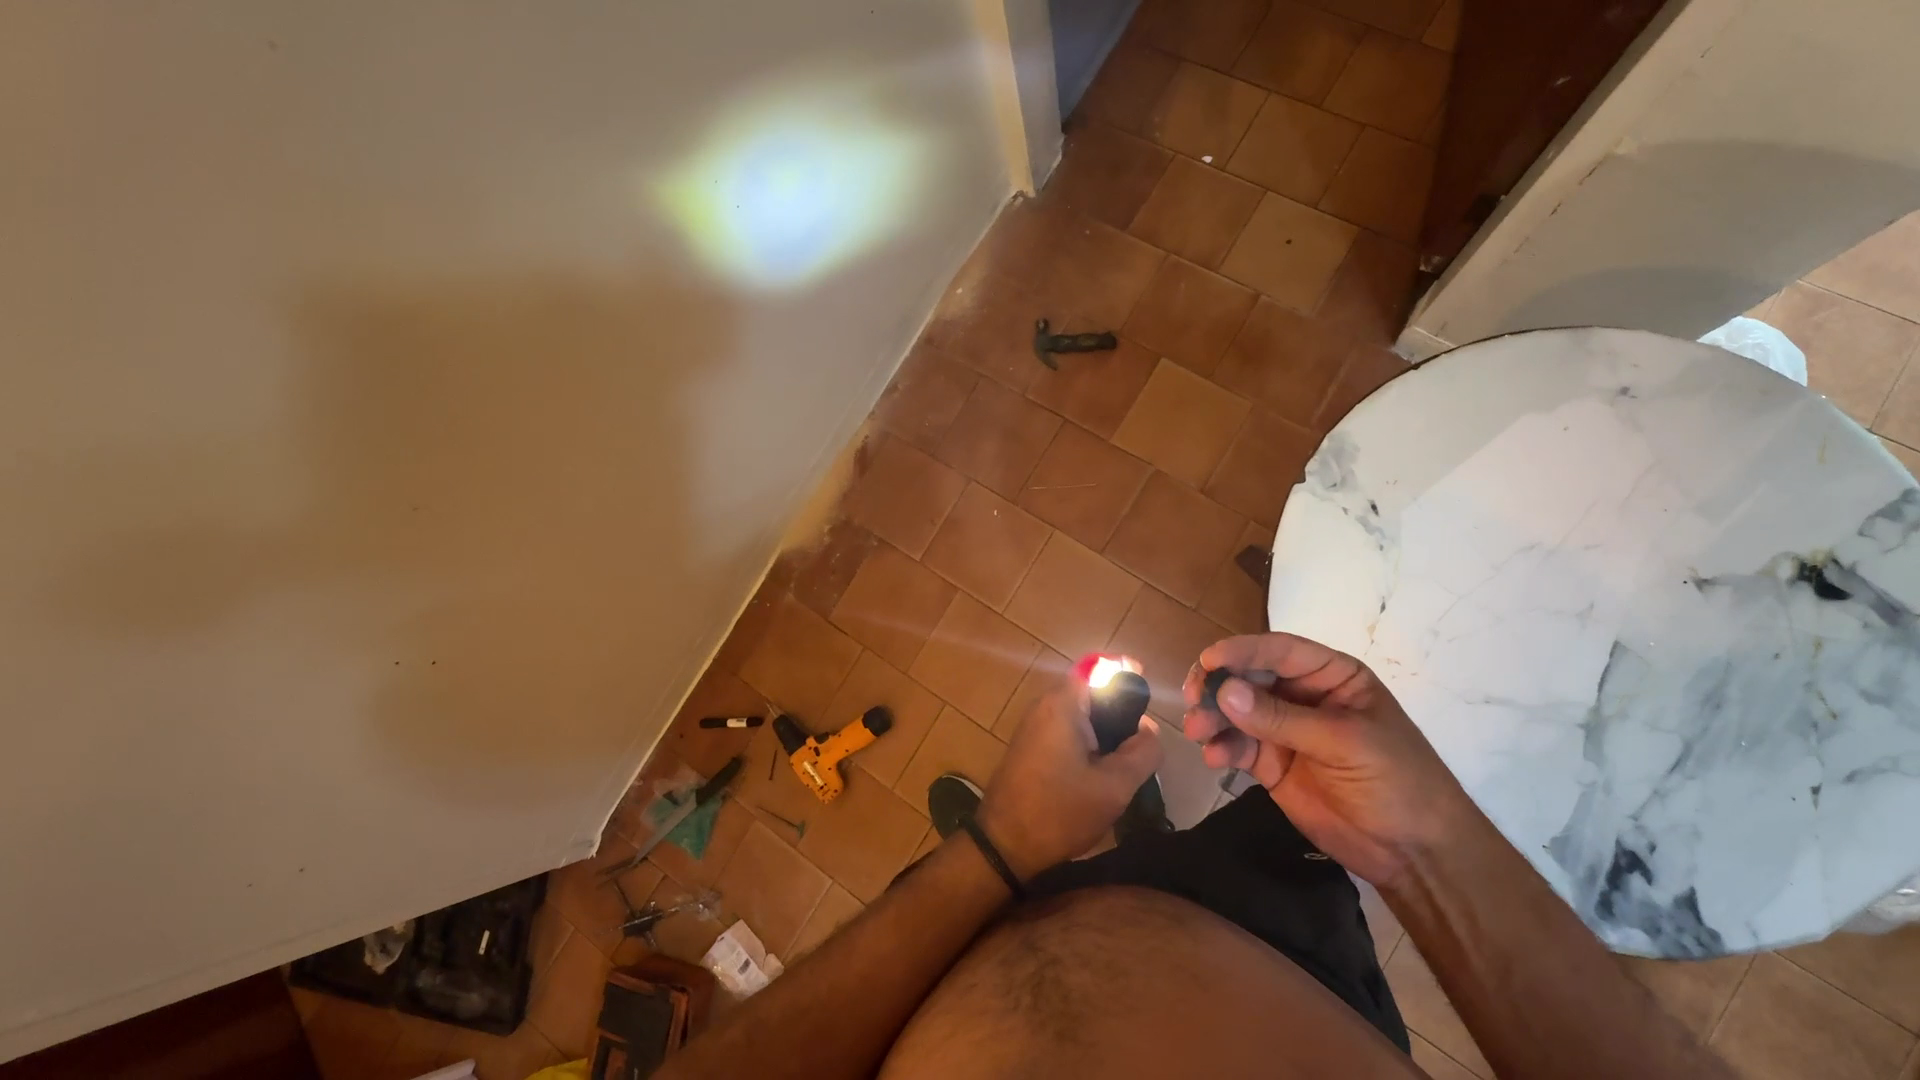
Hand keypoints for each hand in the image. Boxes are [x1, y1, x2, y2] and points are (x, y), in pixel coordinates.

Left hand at [976, 683, 1162, 878]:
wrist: (1004, 847)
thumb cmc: (1059, 813)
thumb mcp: (1114, 787)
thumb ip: (1141, 753)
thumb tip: (1150, 729)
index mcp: (1062, 706)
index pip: (1097, 669)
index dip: (1126, 674)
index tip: (1149, 694)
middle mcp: (1044, 708)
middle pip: (1091, 691)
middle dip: (1121, 709)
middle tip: (1144, 741)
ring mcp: (1034, 728)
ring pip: (1080, 714)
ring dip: (1106, 730)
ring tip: (1130, 760)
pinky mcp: (1031, 748)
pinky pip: (1067, 731)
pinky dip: (1089, 742)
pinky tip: (1104, 771)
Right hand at [1181, 633, 1478, 886]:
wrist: (1415, 852)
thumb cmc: (1397, 782)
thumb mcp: (1345, 742)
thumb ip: (1282, 718)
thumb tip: (1224, 691)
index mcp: (1332, 677)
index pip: (1281, 652)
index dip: (1243, 652)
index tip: (1208, 661)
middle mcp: (1303, 696)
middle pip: (1249, 678)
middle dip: (1218, 685)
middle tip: (1193, 698)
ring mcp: (1285, 731)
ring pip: (1236, 711)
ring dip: (1212, 718)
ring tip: (1197, 733)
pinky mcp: (1271, 765)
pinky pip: (1237, 747)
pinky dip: (1220, 748)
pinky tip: (1214, 759)